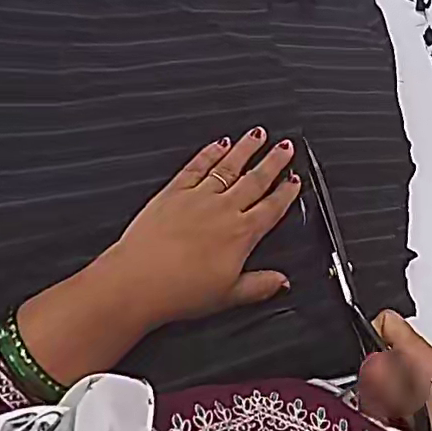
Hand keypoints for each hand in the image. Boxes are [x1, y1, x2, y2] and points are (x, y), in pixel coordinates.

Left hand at [95, 129, 303, 331]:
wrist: (137, 281)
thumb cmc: (179, 290)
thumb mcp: (229, 296)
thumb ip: (260, 286)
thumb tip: (281, 282)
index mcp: (241, 235)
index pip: (271, 208)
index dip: (286, 193)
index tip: (294, 181)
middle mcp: (223, 210)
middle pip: (255, 180)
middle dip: (274, 162)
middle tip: (285, 147)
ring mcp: (198, 198)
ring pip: (229, 166)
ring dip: (246, 149)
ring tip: (258, 135)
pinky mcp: (173, 193)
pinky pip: (196, 166)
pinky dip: (209, 153)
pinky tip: (219, 144)